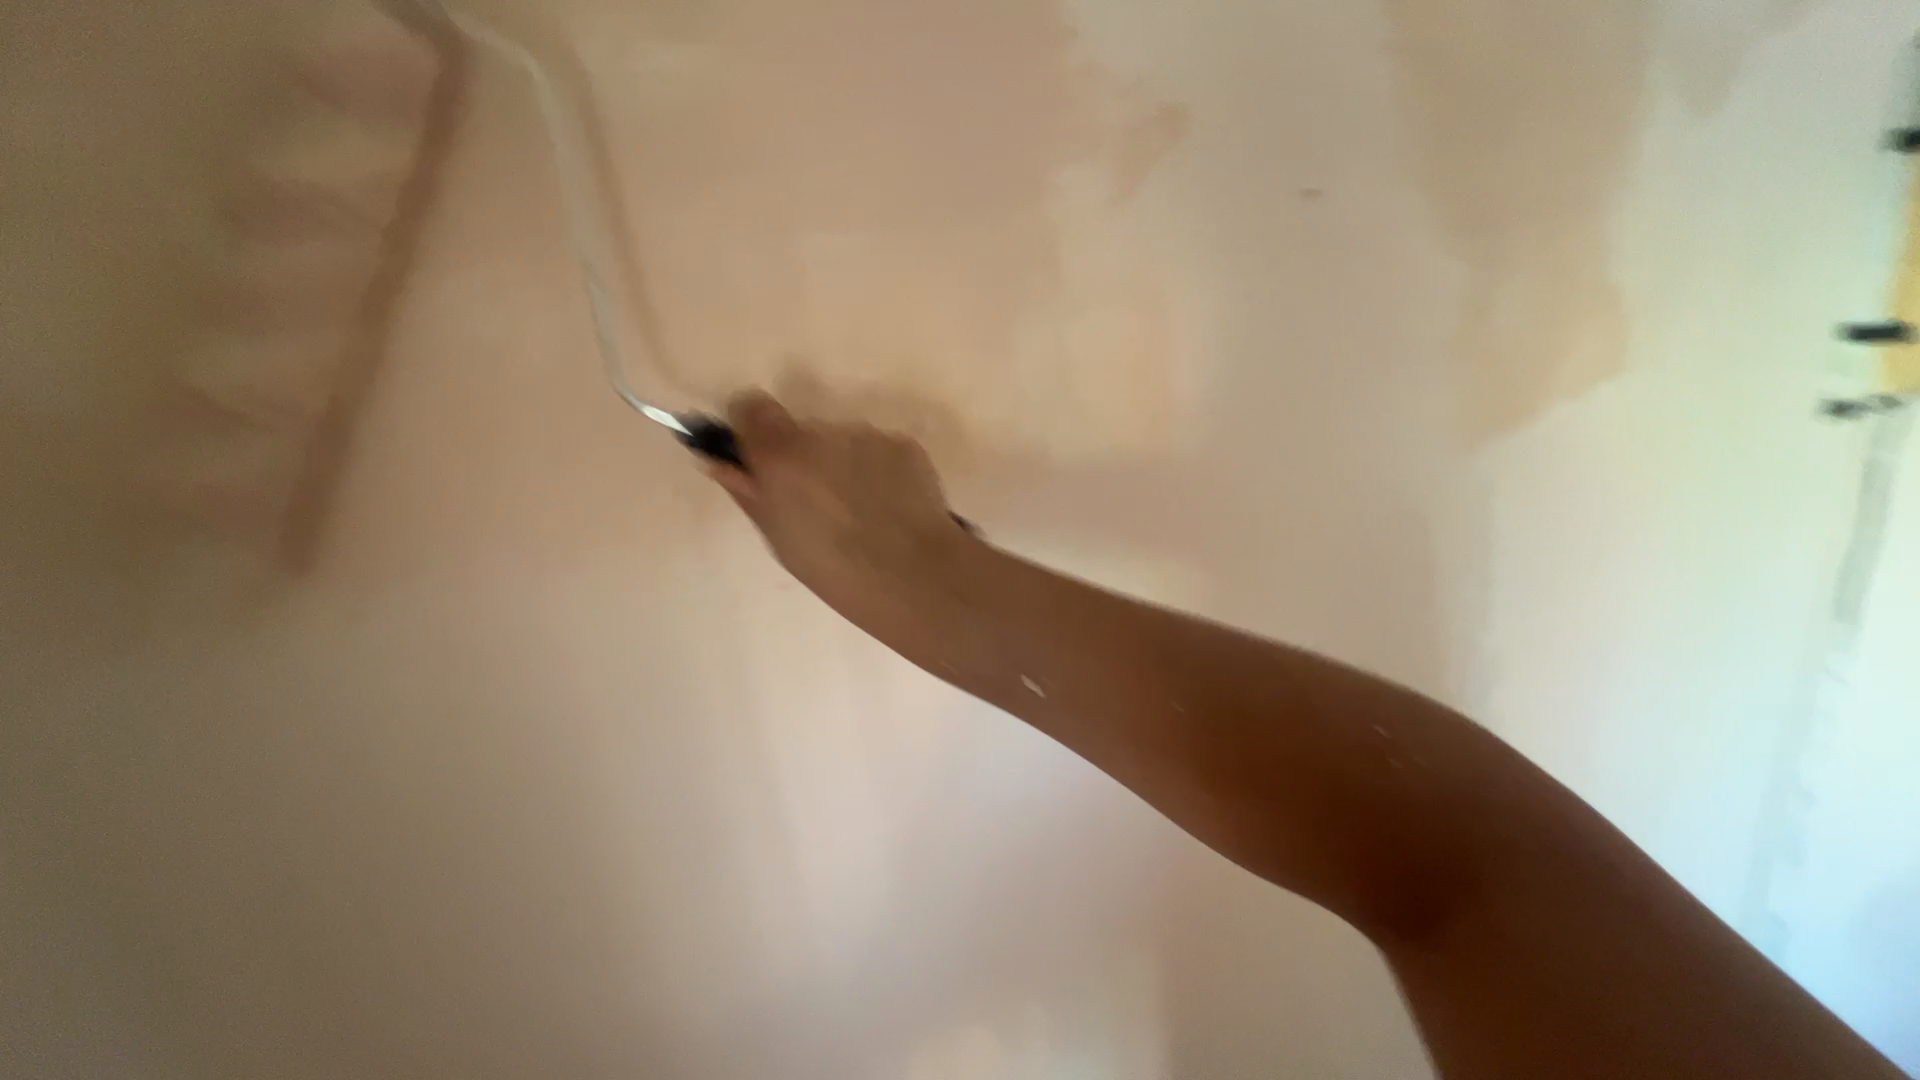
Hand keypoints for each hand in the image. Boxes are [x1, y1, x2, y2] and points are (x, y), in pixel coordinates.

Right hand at [703, 391, 974, 623]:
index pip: (751, 406)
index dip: (753, 430)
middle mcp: (823, 432)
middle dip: (806, 459)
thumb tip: (720, 462)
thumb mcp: (778, 538)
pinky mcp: (905, 445)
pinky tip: (891, 509)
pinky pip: (880, 451)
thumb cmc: (834, 569)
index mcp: (781, 454)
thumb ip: (748, 492)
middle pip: (803, 432)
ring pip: (844, 443)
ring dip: (845, 466)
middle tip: (820, 505)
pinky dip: (880, 473)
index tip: (761, 459)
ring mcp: (869, 435)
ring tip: (862, 514)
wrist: (914, 575)